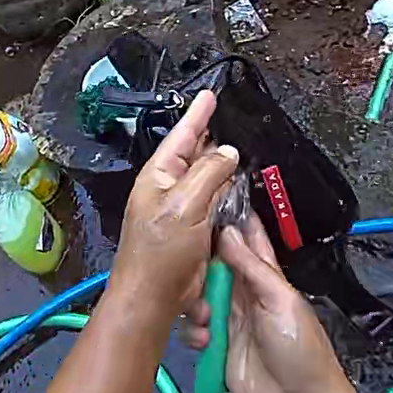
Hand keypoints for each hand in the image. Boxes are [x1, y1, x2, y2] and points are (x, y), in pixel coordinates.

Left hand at [107, 89, 239, 322]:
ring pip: (207, 179)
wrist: (154, 297)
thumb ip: (209, 174)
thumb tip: (227, 152)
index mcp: (159, 176)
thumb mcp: (185, 205)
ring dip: (222, 166)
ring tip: (238, 148)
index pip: (180, 136)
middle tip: (229, 119)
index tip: (209, 95)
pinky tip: (238, 186)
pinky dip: (226, 194)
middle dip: (211, 137)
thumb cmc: (159, 252)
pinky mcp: (194, 230)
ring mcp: (181, 210)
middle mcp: (169, 189)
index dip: (197, 115)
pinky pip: (214, 203)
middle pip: (194, 155)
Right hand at [191, 216, 356, 392]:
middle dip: (200, 268)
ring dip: (195, 304)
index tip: (205, 210)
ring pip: (198, 296)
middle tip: (198, 275)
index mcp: (266, 276)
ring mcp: (229, 318)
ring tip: (206, 317)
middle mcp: (244, 294)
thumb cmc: (302, 350)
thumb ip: (252, 267)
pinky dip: (193, 332)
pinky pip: (193, 329)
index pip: (246, 239)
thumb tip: (228, 232)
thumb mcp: (280, 299)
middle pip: (213, 266)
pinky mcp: (216, 344)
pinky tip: (205, 340)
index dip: (229, 222)